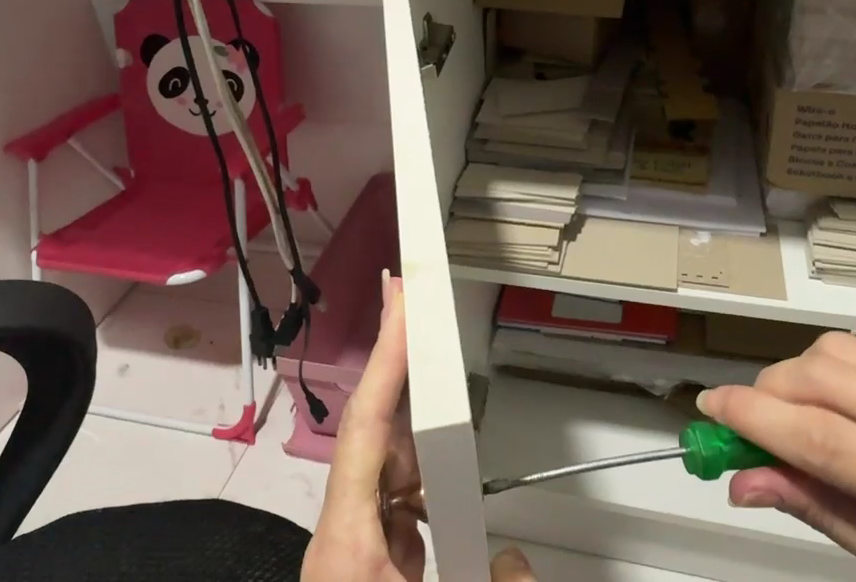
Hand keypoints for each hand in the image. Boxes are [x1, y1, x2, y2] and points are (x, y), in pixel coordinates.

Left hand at [302, 274, 538, 581]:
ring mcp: (350, 553)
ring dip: (425, 459)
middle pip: (380, 444)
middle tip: (422, 325)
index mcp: (347, 545)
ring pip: (392, 480)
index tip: (402, 300)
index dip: (386, 355)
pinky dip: (426, 502)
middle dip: (410, 395)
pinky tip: (447, 514)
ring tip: (446, 434)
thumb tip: (513, 565)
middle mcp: (342, 538)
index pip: (367, 425)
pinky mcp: (361, 567)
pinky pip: (399, 515)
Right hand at [697, 332, 855, 581]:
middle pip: (825, 380)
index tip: (708, 407)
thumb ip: (819, 510)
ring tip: (799, 414)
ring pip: (837, 351)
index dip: (756, 418)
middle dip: (768, 391)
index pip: (828, 441)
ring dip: (797, 376)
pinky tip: (847, 404)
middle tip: (750, 421)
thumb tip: (740, 478)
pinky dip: (835, 369)